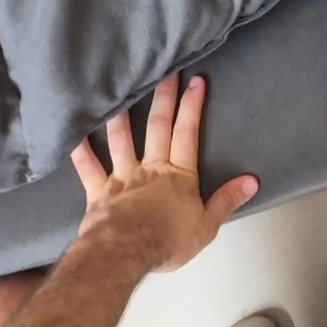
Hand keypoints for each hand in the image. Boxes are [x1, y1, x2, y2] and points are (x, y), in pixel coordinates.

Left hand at [71, 74, 257, 271]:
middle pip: (158, 127)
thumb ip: (227, 200)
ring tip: (119, 92)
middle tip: (165, 71)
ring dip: (121, 115)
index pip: (188, 133)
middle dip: (163, 97)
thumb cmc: (168, 241)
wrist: (124, 255)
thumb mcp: (207, 225)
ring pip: (121, 140)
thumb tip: (252, 180)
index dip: (192, 106)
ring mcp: (122, 177)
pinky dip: (80, 151)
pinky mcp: (98, 192)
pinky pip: (87, 168)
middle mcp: (151, 168)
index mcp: (179, 175)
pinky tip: (73, 134)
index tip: (195, 80)